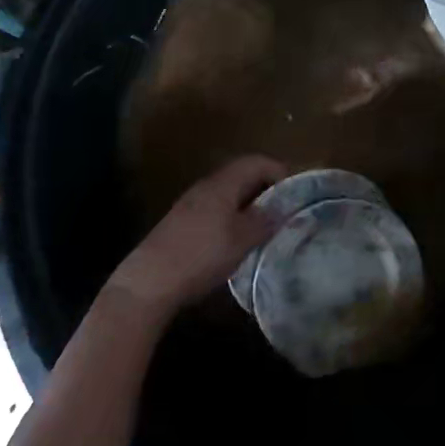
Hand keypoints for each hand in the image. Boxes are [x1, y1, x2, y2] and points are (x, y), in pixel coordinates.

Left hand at [104, 155, 286, 312]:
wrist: (148, 283)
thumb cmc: (201, 255)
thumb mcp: (243, 239)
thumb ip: (266, 220)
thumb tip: (284, 208)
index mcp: (223, 183)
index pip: (257, 162)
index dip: (279, 172)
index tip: (296, 193)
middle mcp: (206, 187)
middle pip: (242, 176)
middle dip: (266, 189)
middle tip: (284, 211)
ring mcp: (190, 205)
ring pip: (228, 195)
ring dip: (248, 205)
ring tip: (264, 228)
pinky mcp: (180, 225)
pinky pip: (215, 210)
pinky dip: (232, 218)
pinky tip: (235, 243)